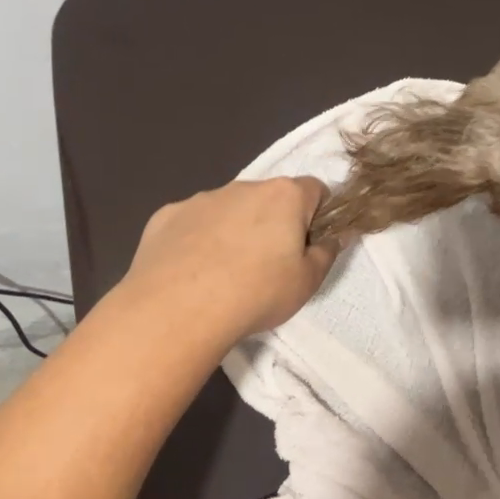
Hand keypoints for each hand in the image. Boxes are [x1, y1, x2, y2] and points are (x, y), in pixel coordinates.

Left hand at [117, 176, 342, 344]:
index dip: (317, 215)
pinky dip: (199, 239)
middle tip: (271, 264)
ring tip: (226, 272)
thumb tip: (334, 236)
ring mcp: (200, 200)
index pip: (314, 189)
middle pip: (270, 198)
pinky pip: (193, 223)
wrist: (177, 310)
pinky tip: (194, 271)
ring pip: (230, 209)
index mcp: (284, 196)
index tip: (309, 244)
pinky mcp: (165, 216)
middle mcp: (243, 187)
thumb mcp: (309, 281)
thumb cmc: (257, 293)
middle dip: (274, 222)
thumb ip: (327, 253)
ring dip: (236, 229)